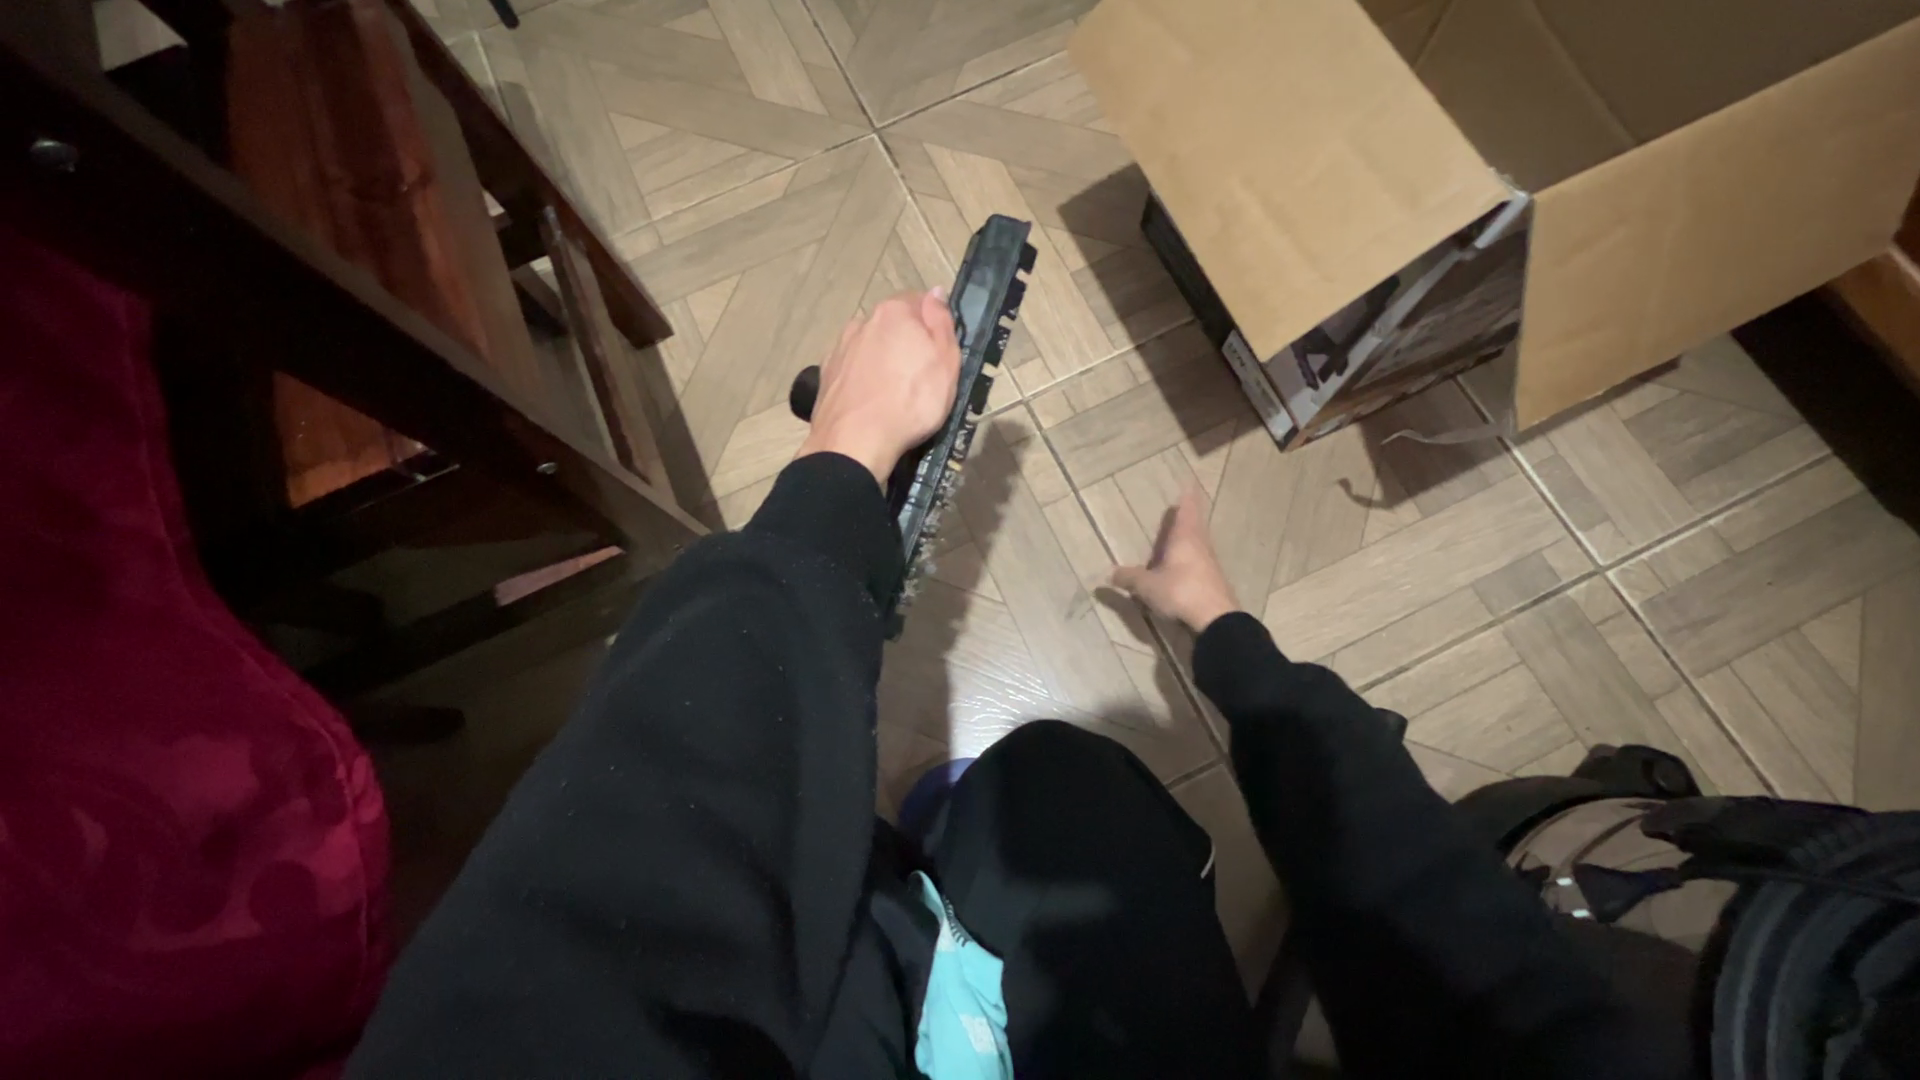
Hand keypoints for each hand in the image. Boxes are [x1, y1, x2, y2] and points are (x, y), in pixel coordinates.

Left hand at [797, 289, 960, 486]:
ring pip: (870, 347)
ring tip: (893, 395)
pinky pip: (853, 370)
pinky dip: (863, 381)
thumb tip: (936, 293)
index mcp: (894, 312)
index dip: (933, 326)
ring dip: (882, 362)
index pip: (920, 302)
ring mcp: (839, 348)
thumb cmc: (911, 403)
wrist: (854, 443)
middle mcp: (862, 322)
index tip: (940, 353)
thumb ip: (941, 323)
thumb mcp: (945, 362)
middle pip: (892, 325)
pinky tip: (871, 403)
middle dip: (906, 343)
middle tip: (921, 378)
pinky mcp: (826, 376)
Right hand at [1111, 488, 1240, 633]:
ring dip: (1191, 537)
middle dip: (1189, 515)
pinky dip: (1192, 557)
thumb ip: (1129, 578)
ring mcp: (1210, 564)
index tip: (1190, 483)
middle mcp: (1200, 545)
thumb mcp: (1147, 586)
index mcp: (1185, 537)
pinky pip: (1200, 561)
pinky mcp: (1214, 582)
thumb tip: (1110, 573)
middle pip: (1196, 524)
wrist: (1216, 620)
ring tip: (1181, 535)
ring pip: (1199, 543)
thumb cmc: (1180, 591)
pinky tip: (1185, 565)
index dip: (1188, 497)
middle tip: (1183, 507)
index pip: (1188, 510)